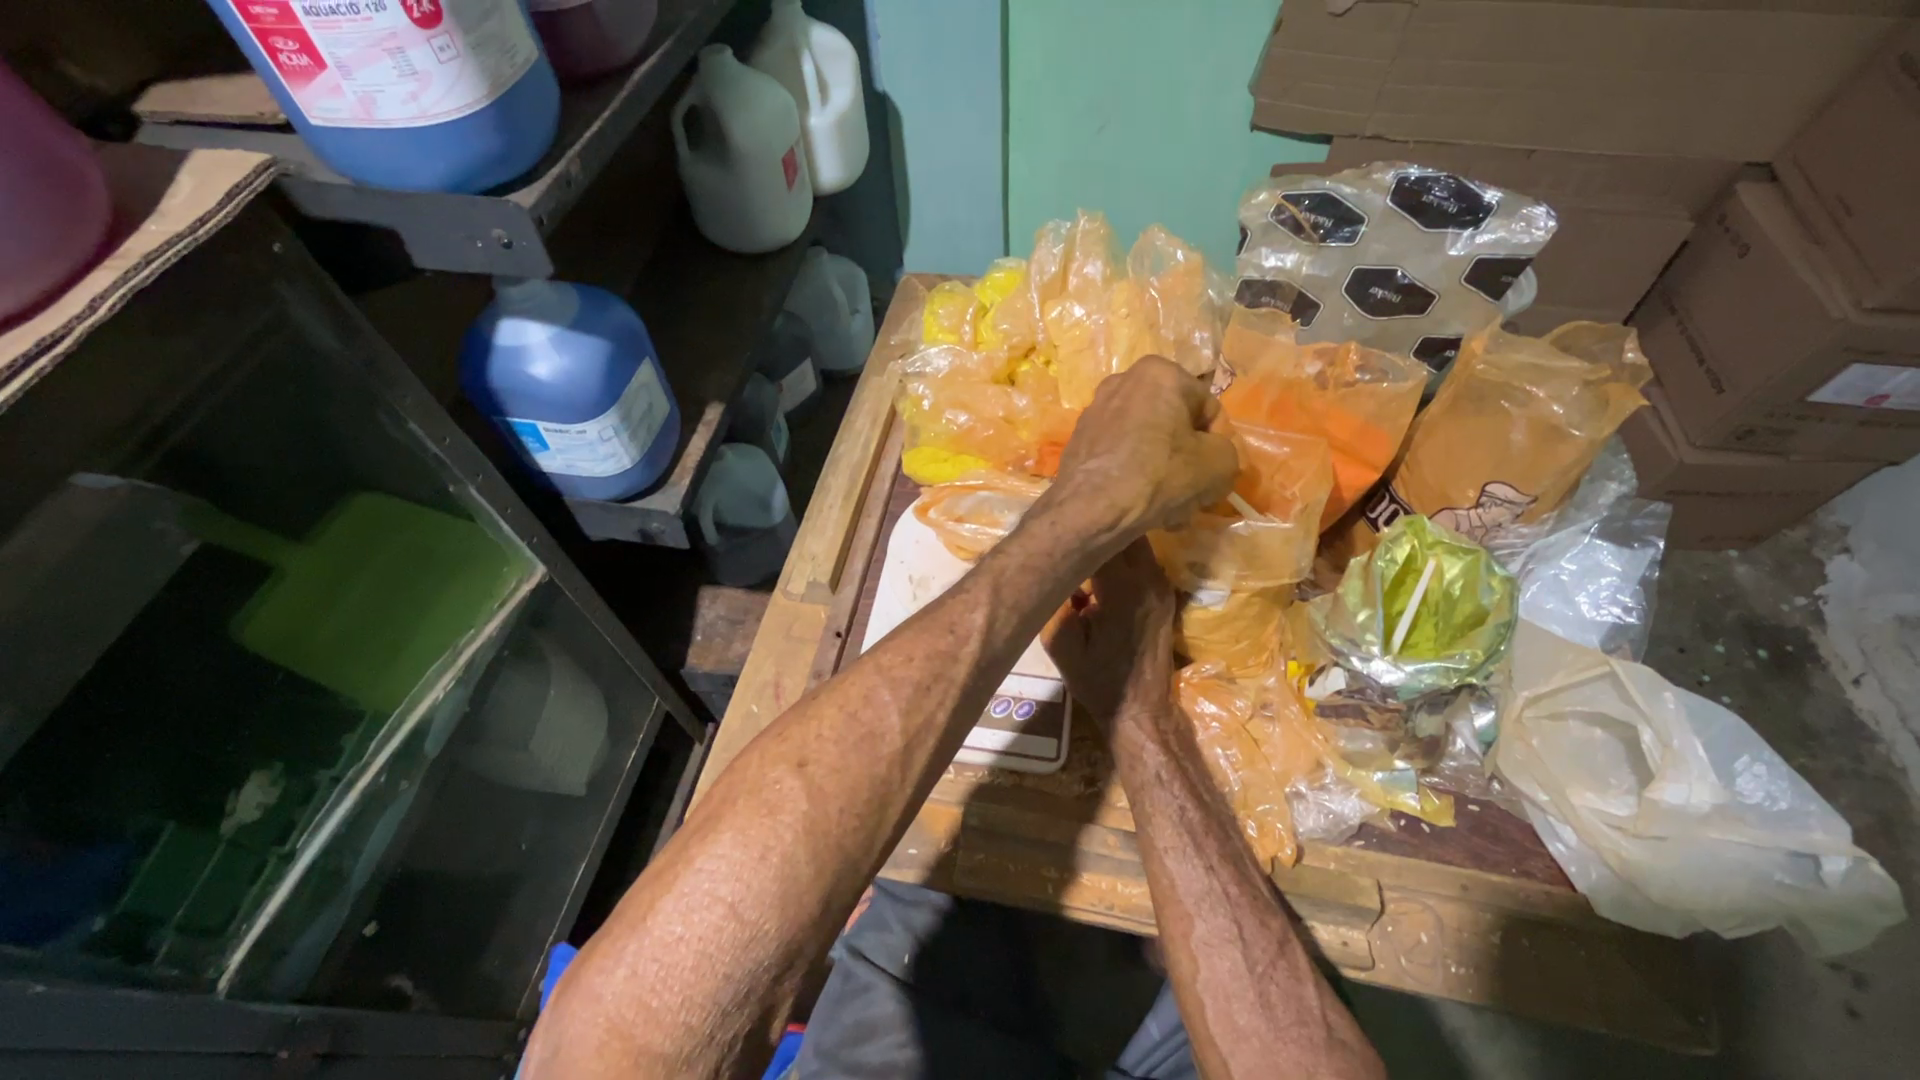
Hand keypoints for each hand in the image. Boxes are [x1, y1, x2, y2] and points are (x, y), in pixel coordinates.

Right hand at [1042, 539, 1175, 727]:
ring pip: (1135, 541)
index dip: (1075, 526)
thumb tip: (1056, 567)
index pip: (1099, 536)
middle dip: (1094, 526)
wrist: (1139, 710)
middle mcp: (1149, 578)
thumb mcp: (1059, 642)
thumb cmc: (1096, 680)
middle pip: (1124, 529)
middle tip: (1065, 529)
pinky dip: (1119, 555)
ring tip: (1078, 545)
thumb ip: (1056, 597)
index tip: (1052, 525)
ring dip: (1108, 539)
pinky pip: (1141, 559)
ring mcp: (1161, 585)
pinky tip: (1097, 565)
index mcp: (1122, 588)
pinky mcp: (1164, 594)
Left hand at [1050, 357, 1237, 543]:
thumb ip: (1227, 452)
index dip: (1220, 444)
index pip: (1207, 408)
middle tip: (1195, 492)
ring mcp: (1096, 411)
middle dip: (1187, 460)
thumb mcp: (1220, 464)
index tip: (1217, 473)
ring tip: (1170, 508)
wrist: (1091, 509)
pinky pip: (1121, 456)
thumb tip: (1215, 456)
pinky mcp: (1079, 440)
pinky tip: (1141, 505)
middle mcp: (1123, 381)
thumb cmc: (1162, 475)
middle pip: (1174, 426)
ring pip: (1147, 443)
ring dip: (1163, 473)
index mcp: (1160, 372)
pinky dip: (1135, 476)